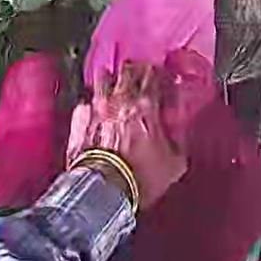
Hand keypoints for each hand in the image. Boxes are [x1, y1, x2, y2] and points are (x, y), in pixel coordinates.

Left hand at [67, 62, 186, 208]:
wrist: (104, 190)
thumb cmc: (138, 177)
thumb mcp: (174, 162)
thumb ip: (179, 138)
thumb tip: (180, 128)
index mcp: (146, 106)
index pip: (153, 75)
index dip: (158, 73)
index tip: (160, 76)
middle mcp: (120, 100)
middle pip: (127, 71)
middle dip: (135, 70)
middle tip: (139, 74)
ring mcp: (97, 106)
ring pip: (103, 79)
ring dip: (111, 79)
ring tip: (114, 82)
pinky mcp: (80, 118)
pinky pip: (85, 100)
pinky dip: (91, 102)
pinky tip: (94, 106)